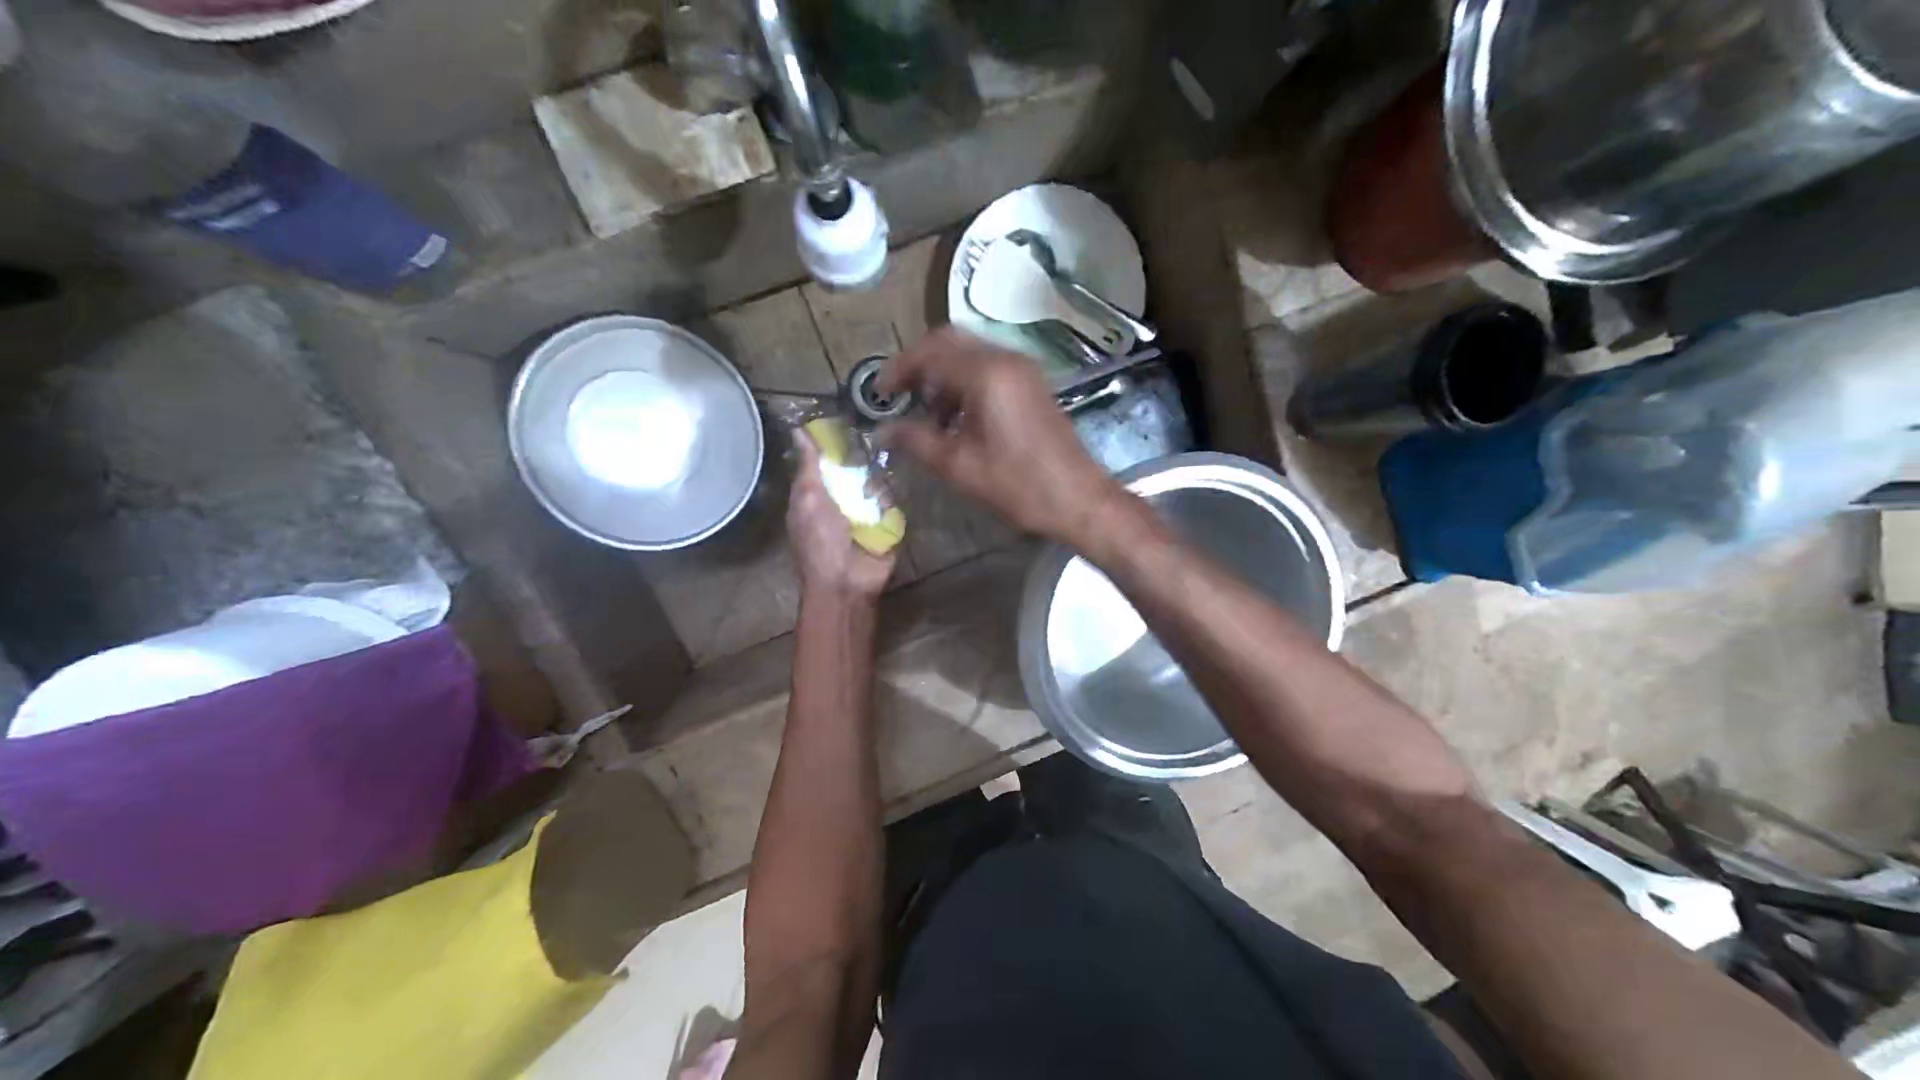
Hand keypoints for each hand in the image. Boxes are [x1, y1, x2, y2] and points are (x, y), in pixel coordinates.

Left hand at [787, 429, 895, 600]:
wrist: (846, 583)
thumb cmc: (819, 542)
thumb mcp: (808, 499)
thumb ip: (808, 465)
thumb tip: (798, 430)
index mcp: (817, 495)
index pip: (827, 462)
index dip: (834, 445)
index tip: (846, 426)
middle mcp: (841, 501)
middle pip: (855, 470)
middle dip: (860, 463)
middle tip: (866, 453)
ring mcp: (866, 514)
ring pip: (876, 483)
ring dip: (874, 485)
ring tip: (869, 494)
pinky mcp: (887, 526)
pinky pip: (892, 503)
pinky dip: (888, 502)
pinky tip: (883, 505)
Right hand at [879, 327, 1127, 544]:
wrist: (1077, 498)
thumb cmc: (1018, 485)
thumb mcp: (959, 466)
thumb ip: (915, 441)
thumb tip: (881, 432)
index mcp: (985, 373)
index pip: (929, 354)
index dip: (897, 370)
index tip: (878, 394)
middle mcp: (1005, 359)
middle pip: (948, 341)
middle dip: (918, 364)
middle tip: (899, 395)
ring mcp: (1022, 369)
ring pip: (969, 352)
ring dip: (942, 373)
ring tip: (927, 415)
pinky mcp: (1031, 383)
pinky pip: (988, 367)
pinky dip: (964, 381)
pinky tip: (956, 418)